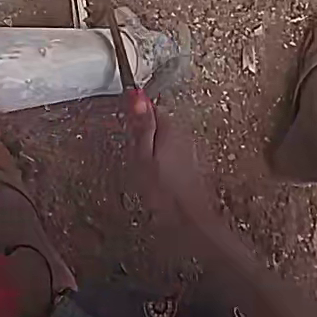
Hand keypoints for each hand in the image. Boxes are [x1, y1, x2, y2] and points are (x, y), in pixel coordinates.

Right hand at [123, 92, 215, 226]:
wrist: (189, 221)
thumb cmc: (163, 190)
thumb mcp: (143, 155)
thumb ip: (142, 125)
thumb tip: (136, 95)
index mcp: (170, 128)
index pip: (151, 107)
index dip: (136, 112)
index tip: (124, 123)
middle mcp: (184, 135)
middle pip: (159, 123)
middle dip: (144, 132)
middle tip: (132, 151)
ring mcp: (190, 151)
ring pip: (166, 139)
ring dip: (154, 147)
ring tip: (142, 167)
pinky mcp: (192, 166)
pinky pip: (173, 155)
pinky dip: (163, 161)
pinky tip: (157, 178)